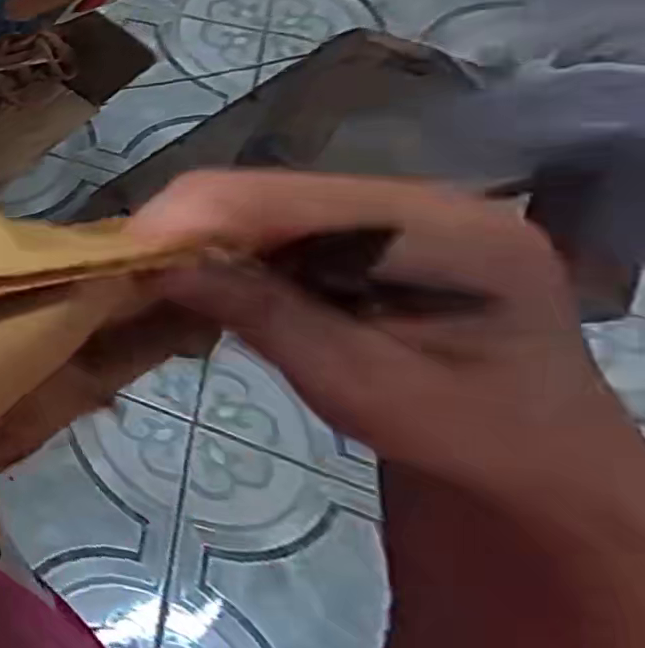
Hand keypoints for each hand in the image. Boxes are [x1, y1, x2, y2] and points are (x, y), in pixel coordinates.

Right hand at [129, 170, 644, 516]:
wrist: (524, 458)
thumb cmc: (461, 435)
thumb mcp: (361, 385)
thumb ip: (265, 314)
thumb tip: (158, 265)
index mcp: (447, 230)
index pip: (286, 198)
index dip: (192, 219)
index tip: (122, 261)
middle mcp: (411, 198)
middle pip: (256, 189)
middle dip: (177, 228)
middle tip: (123, 277)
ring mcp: (379, 208)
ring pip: (243, 201)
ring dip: (186, 238)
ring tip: (147, 279)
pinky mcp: (348, 228)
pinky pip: (254, 221)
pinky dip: (209, 247)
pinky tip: (192, 278)